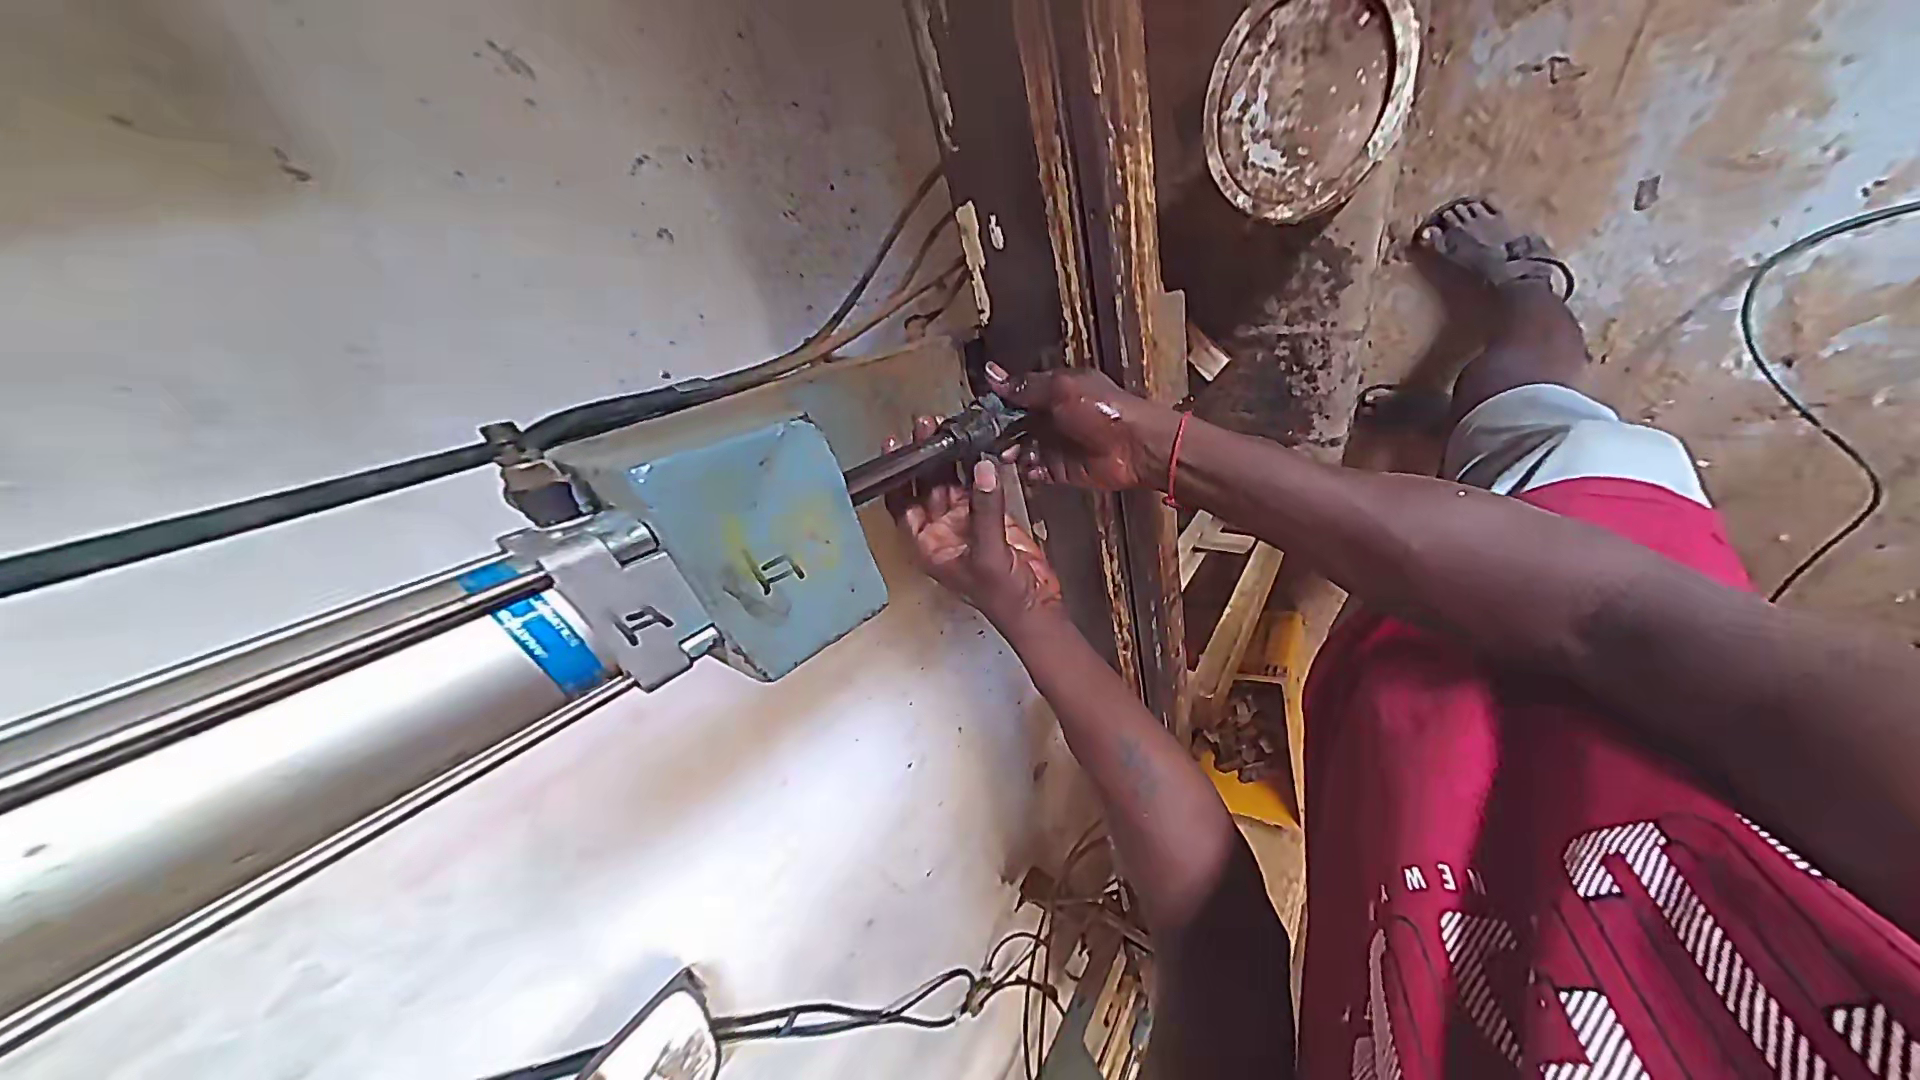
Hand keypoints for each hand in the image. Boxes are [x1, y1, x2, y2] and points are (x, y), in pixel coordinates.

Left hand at [887, 416, 1062, 625]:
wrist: (1037, 609)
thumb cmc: (1003, 598)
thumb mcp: (988, 554)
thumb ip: (985, 510)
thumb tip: (983, 468)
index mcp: (927, 545)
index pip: (900, 504)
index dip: (896, 476)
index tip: (895, 446)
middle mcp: (941, 531)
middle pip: (925, 486)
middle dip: (925, 456)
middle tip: (927, 426)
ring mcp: (967, 522)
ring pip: (952, 481)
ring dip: (951, 457)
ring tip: (950, 428)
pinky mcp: (992, 517)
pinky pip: (981, 485)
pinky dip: (980, 467)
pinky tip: (979, 446)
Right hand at [985, 362, 1170, 490]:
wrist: (1135, 448)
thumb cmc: (1104, 411)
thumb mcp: (1061, 389)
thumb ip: (1025, 385)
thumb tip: (991, 373)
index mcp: (1053, 391)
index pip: (1016, 395)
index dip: (997, 403)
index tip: (978, 411)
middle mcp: (1051, 417)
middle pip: (1014, 425)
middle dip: (1000, 432)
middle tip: (989, 439)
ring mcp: (1055, 444)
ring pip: (1020, 449)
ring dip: (1011, 452)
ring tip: (1008, 454)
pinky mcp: (1059, 469)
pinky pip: (1034, 471)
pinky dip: (1027, 471)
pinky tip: (1025, 468)